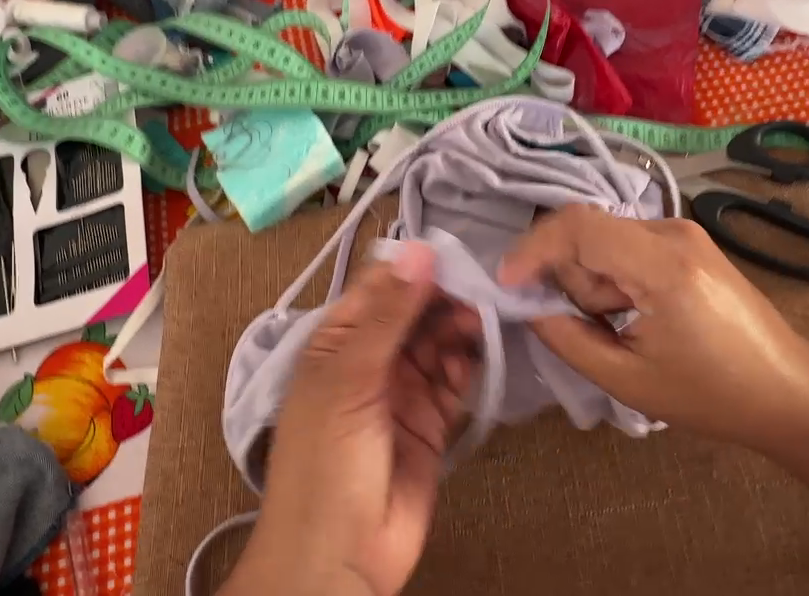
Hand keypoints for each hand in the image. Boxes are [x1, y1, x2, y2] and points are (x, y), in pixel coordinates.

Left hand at [223, 242, 480, 595]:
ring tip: (481, 317)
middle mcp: (368, 359)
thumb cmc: (327, 459)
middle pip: (413, 313)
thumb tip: (420, 249)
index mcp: (336, 341)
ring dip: (458, 327)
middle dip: (443, 297)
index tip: (455, 252)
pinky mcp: (430, 422)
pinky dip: (466, 362)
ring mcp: (400, 391)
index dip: (414, 269)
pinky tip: (477, 351)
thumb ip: (388, 314)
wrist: (337, 558)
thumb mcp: (349, 377)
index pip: (378, 289)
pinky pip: (452, 379)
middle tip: (480, 287)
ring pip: (436, 342)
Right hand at [498, 204, 808, 447]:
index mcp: (664, 265)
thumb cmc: (712, 394)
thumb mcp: (629, 380)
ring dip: (595, 281)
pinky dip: (614, 277)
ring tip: (624, 328)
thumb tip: (528, 306)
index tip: (508, 285)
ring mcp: (683, 231)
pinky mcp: (686, 240)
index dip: (534, 249)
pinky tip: (637, 314)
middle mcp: (673, 231)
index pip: (580, 227)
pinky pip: (625, 245)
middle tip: (594, 327)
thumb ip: (568, 338)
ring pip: (603, 239)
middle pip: (588, 232)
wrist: (788, 390)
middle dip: (571, 278)